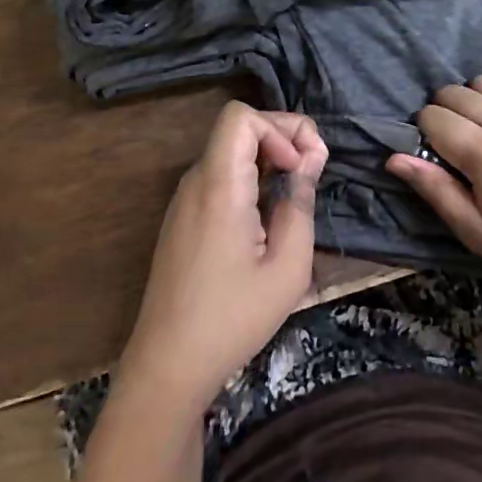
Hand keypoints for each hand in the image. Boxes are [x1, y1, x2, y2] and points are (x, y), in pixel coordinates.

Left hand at [117, 102, 327, 408]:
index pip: (240, 117)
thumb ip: (300, 203)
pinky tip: (267, 218)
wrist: (169, 364)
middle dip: (283, 139)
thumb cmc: (234, 318)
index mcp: (218, 186)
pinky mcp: (183, 218)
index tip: (301, 167)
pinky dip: (251, 180)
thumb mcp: (288, 266)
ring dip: (269, 160)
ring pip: (230, 152)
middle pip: (238, 129)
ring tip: (294, 198)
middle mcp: (195, 182)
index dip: (280, 128)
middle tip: (313, 174)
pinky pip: (220, 177)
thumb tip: (310, 158)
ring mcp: (184, 200)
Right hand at [386, 74, 481, 312]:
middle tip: (453, 146)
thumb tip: (393, 157)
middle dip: (443, 112)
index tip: (435, 158)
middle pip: (454, 92)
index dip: (424, 134)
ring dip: (472, 101)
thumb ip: (434, 189)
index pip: (433, 116)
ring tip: (479, 133)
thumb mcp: (474, 232)